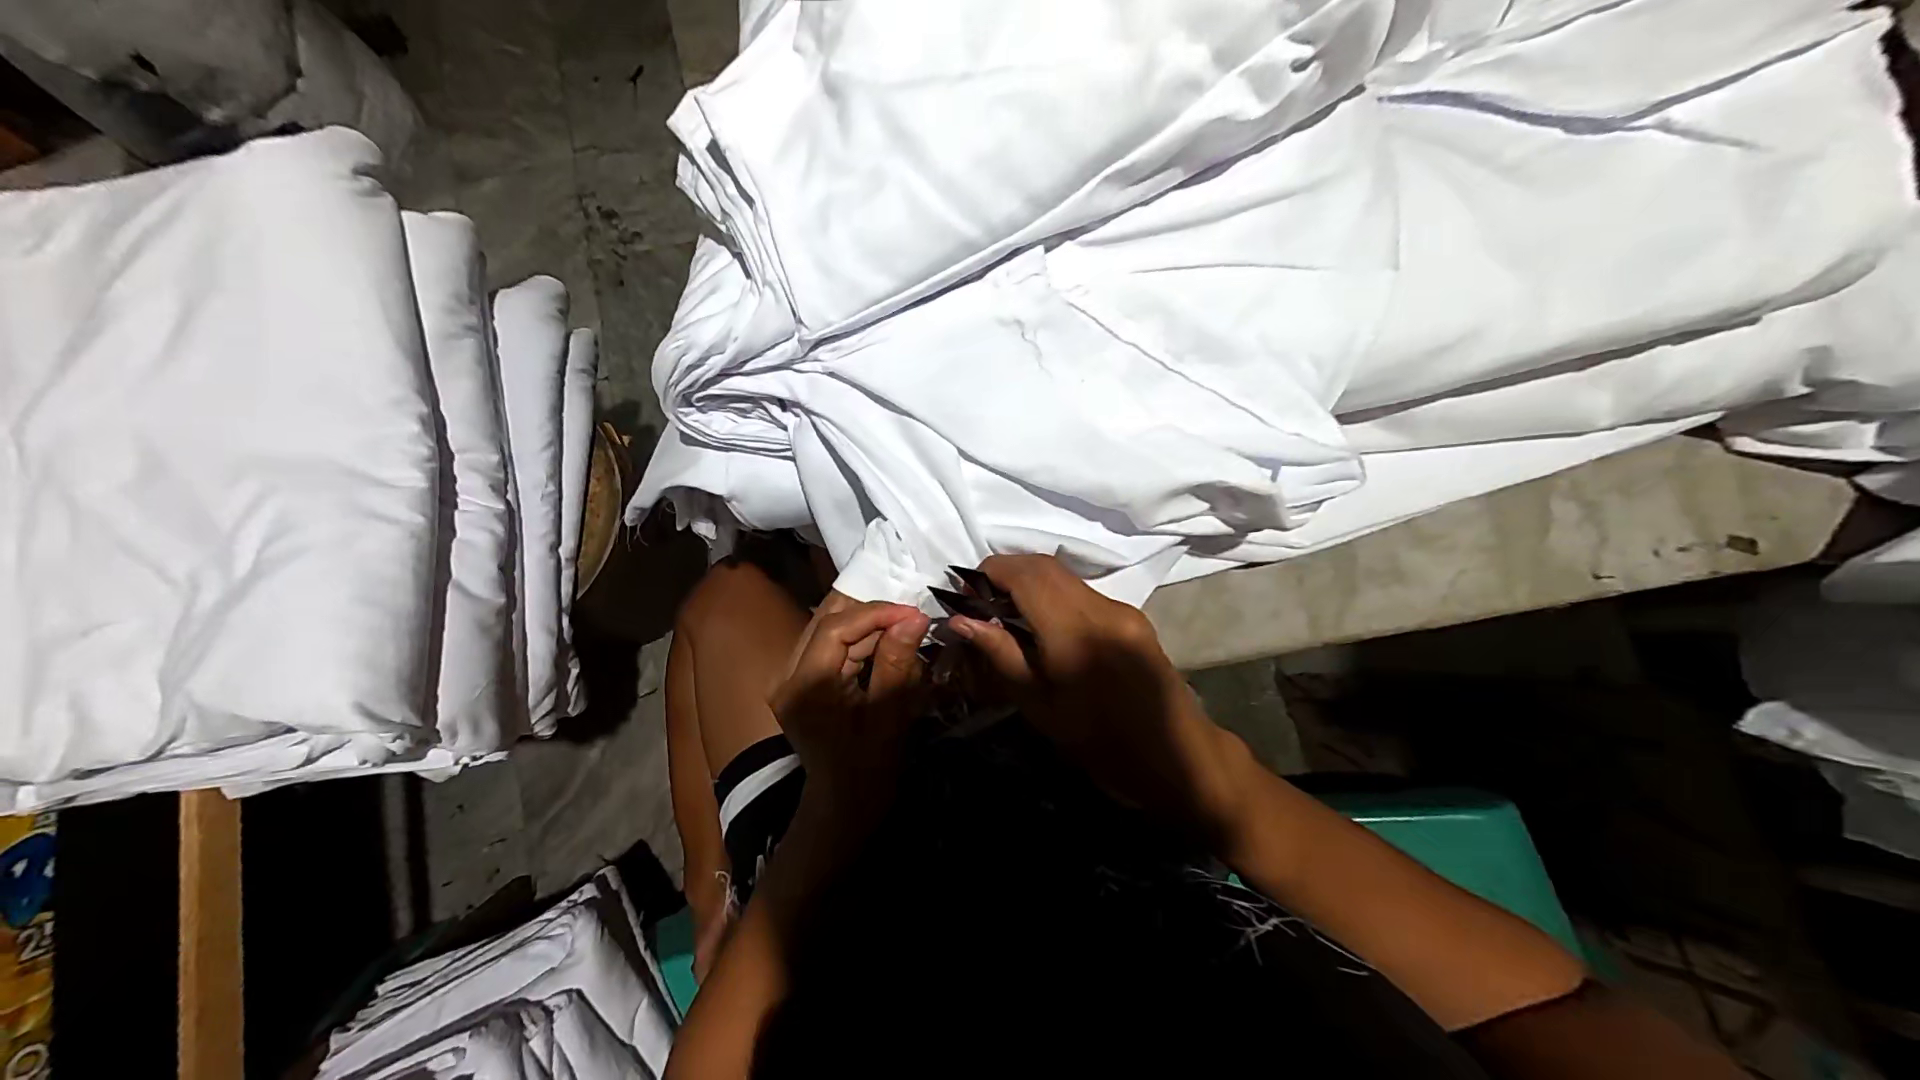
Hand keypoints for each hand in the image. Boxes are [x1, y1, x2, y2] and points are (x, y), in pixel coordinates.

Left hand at [769, 595, 929, 808]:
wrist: (843, 805)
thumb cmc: (868, 769)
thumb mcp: (888, 717)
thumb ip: (896, 664)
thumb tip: (915, 618)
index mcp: (804, 686)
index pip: (835, 628)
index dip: (876, 614)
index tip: (915, 613)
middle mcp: (786, 675)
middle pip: (826, 621)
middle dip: (871, 613)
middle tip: (910, 616)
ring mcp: (789, 677)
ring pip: (827, 628)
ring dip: (866, 624)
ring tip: (903, 627)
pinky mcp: (799, 680)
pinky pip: (828, 645)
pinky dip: (858, 640)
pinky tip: (885, 642)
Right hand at [949, 555, 1251, 841]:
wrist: (1176, 758)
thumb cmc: (1101, 745)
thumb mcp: (1041, 708)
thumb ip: (1002, 655)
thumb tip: (961, 620)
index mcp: (1075, 635)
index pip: (1026, 576)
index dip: (990, 572)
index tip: (965, 593)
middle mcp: (1102, 609)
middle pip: (1045, 566)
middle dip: (1006, 571)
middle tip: (979, 601)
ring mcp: (1122, 609)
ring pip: (1064, 576)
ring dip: (1029, 581)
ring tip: (1005, 612)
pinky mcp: (1132, 615)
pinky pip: (1082, 591)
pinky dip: (1052, 594)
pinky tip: (1041, 624)